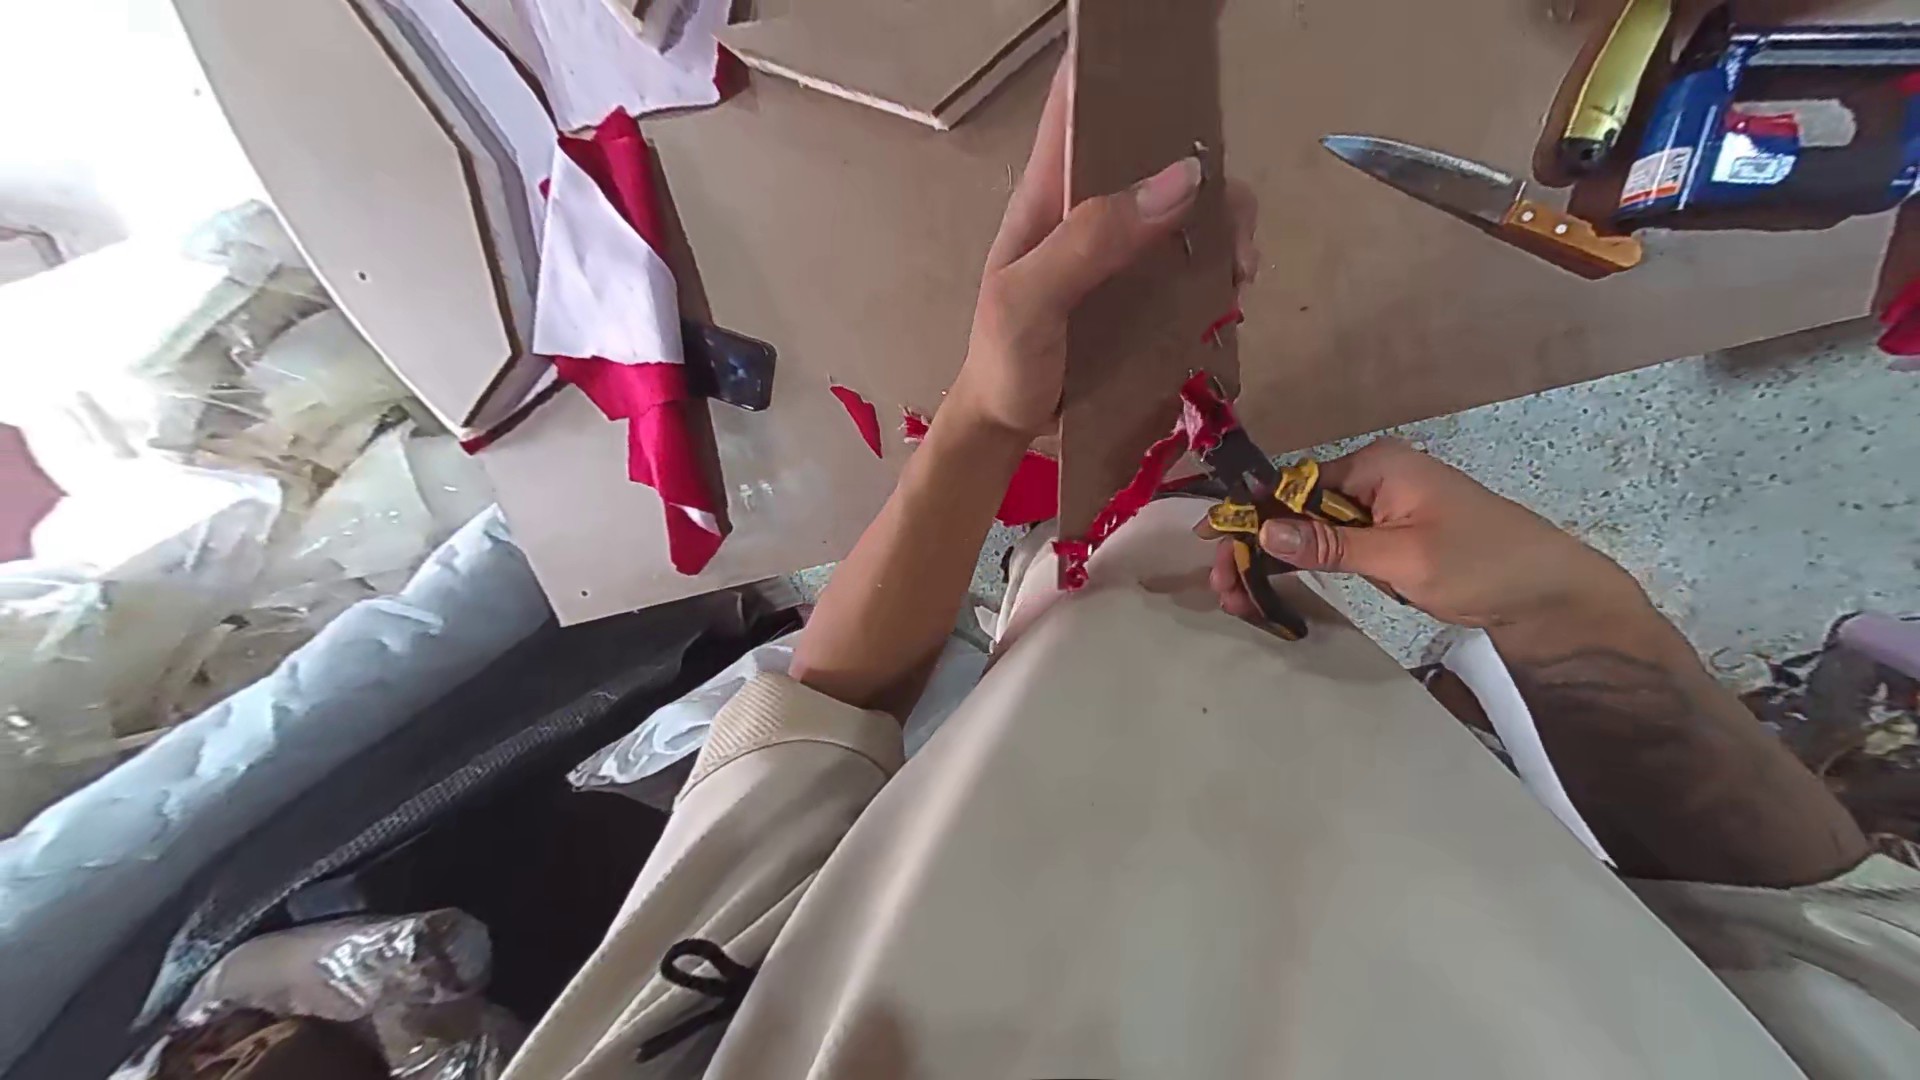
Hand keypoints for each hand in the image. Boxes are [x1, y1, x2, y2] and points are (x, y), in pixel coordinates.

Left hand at [947, 59, 1260, 438]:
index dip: (1121, 63)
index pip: (1079, 103)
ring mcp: (1116, 254)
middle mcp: (1088, 213)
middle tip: (1233, 213)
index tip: (1179, 50)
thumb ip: (1088, 242)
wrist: (1010, 423)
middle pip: (1154, 153)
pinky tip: (1231, 291)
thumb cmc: (1004, 363)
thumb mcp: (1027, 302)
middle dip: (1203, 163)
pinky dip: (1218, 268)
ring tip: (1240, 270)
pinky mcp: (1138, 294)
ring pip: (1184, 209)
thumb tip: (1181, 179)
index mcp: (1047, 198)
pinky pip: (1187, 262)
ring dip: (1224, 226)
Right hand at [1209, 438, 1644, 629]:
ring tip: (1235, 596)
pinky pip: (1322, 549)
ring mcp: (1370, 511)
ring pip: (1302, 533)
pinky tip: (1265, 590)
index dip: (1250, 512)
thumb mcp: (1402, 555)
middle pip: (1291, 511)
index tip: (1212, 538)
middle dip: (1253, 547)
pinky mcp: (1374, 540)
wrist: (1552, 600)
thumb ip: (1328, 544)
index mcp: (1375, 466)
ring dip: (1268, 563)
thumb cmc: (1485, 563)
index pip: (1294, 484)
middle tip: (1222, 585)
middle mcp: (1367, 480)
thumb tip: (1262, 534)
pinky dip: (1295, 569)